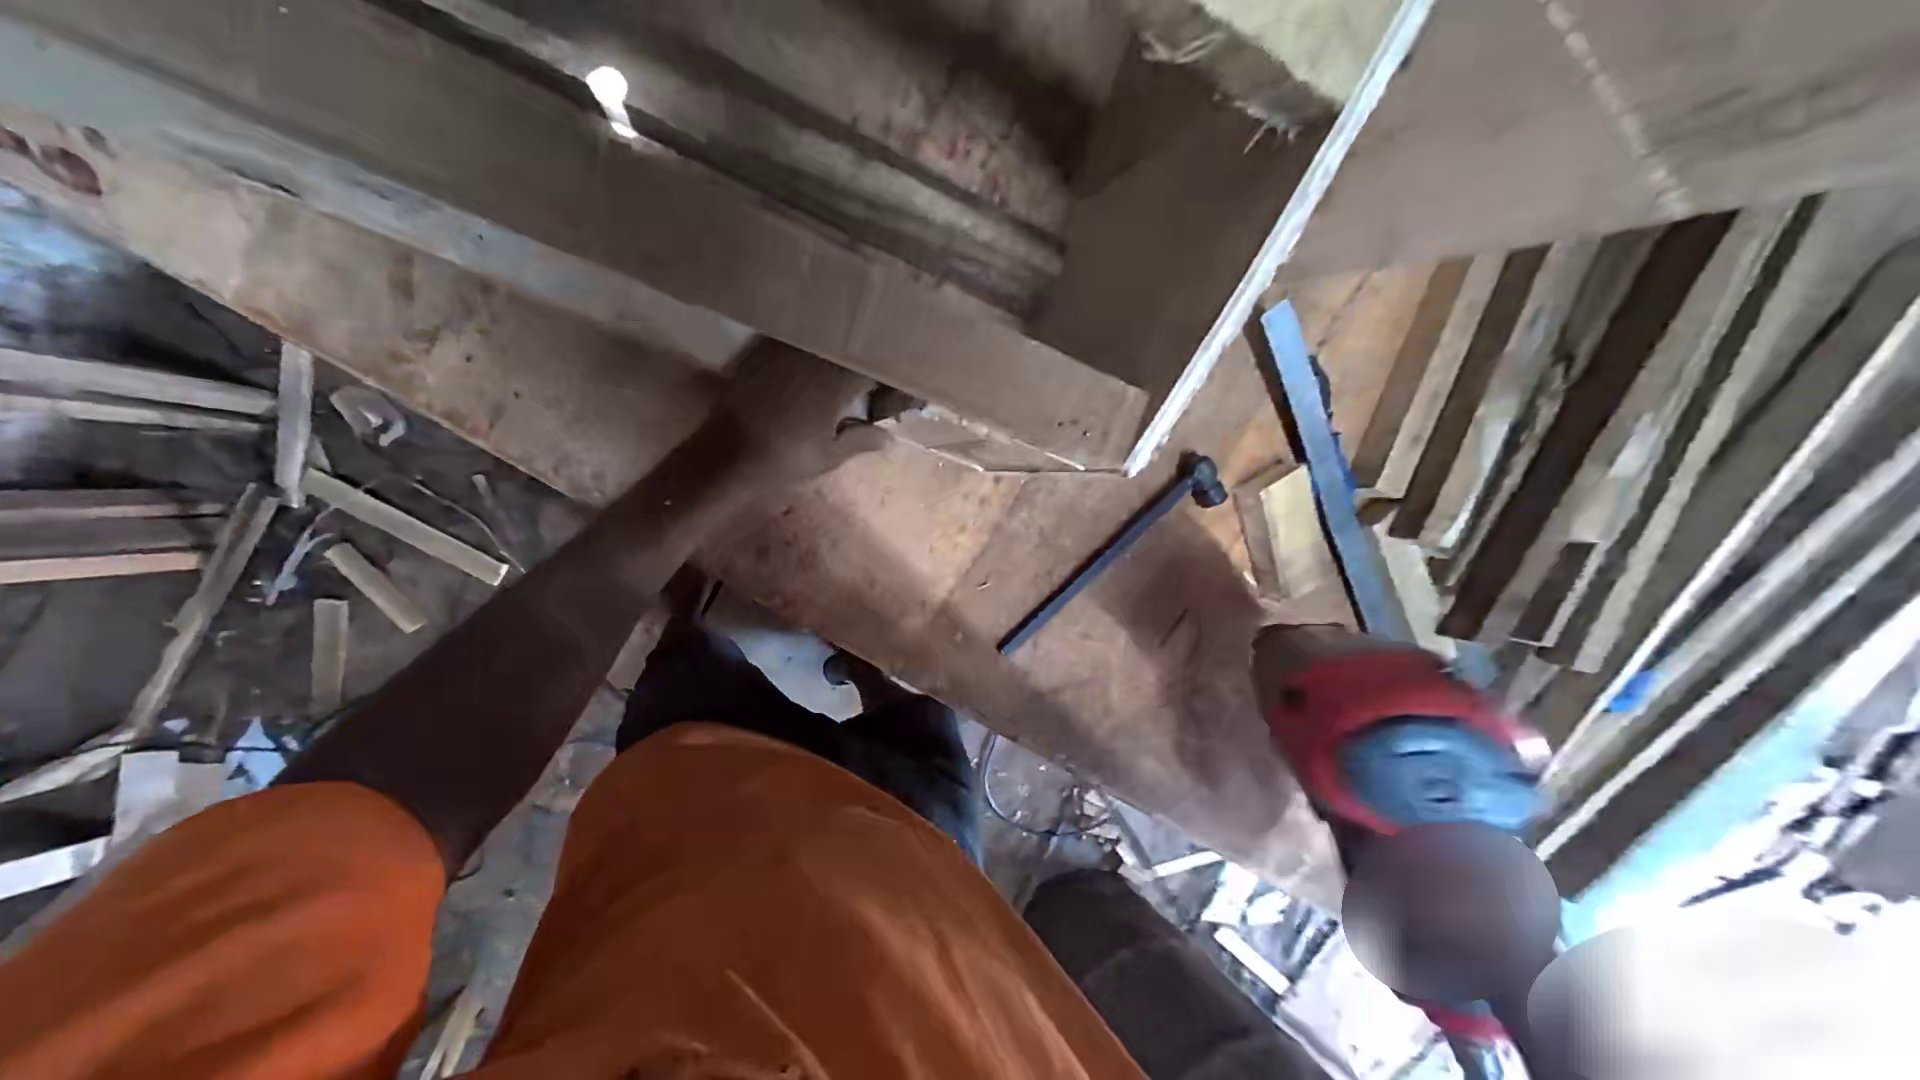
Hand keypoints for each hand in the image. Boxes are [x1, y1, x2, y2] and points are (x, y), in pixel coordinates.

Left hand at [718, 339, 891, 485]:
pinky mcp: (762, 351)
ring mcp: (785, 352)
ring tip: (841, 361)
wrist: (729, 452)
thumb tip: (890, 438)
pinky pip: (792, 339)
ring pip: (820, 340)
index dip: (883, 375)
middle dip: (860, 359)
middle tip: (867, 373)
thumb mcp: (829, 456)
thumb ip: (861, 440)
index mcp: (836, 384)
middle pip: (847, 348)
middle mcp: (813, 360)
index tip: (887, 387)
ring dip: (834, 349)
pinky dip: (806, 346)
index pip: (871, 368)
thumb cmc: (784, 458)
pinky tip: (807, 358)